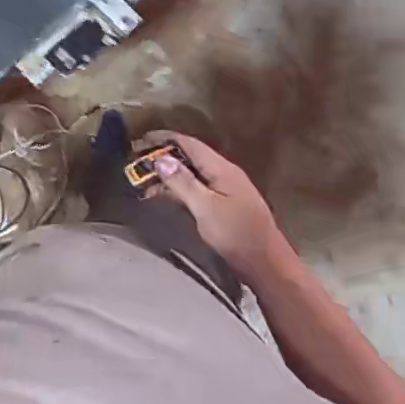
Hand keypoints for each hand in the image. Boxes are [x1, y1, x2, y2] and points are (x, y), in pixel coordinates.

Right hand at [143, 130, 287, 279]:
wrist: (266, 264)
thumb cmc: (236, 234)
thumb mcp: (205, 208)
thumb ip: (183, 183)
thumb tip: (161, 159)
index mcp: (221, 168)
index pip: (189, 143)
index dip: (164, 139)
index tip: (140, 142)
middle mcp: (224, 173)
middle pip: (191, 156)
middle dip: (164, 156)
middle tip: (138, 163)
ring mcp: (227, 189)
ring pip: (193, 173)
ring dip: (170, 174)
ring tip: (145, 181)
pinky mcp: (226, 205)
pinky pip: (198, 188)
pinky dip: (180, 189)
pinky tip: (166, 197)